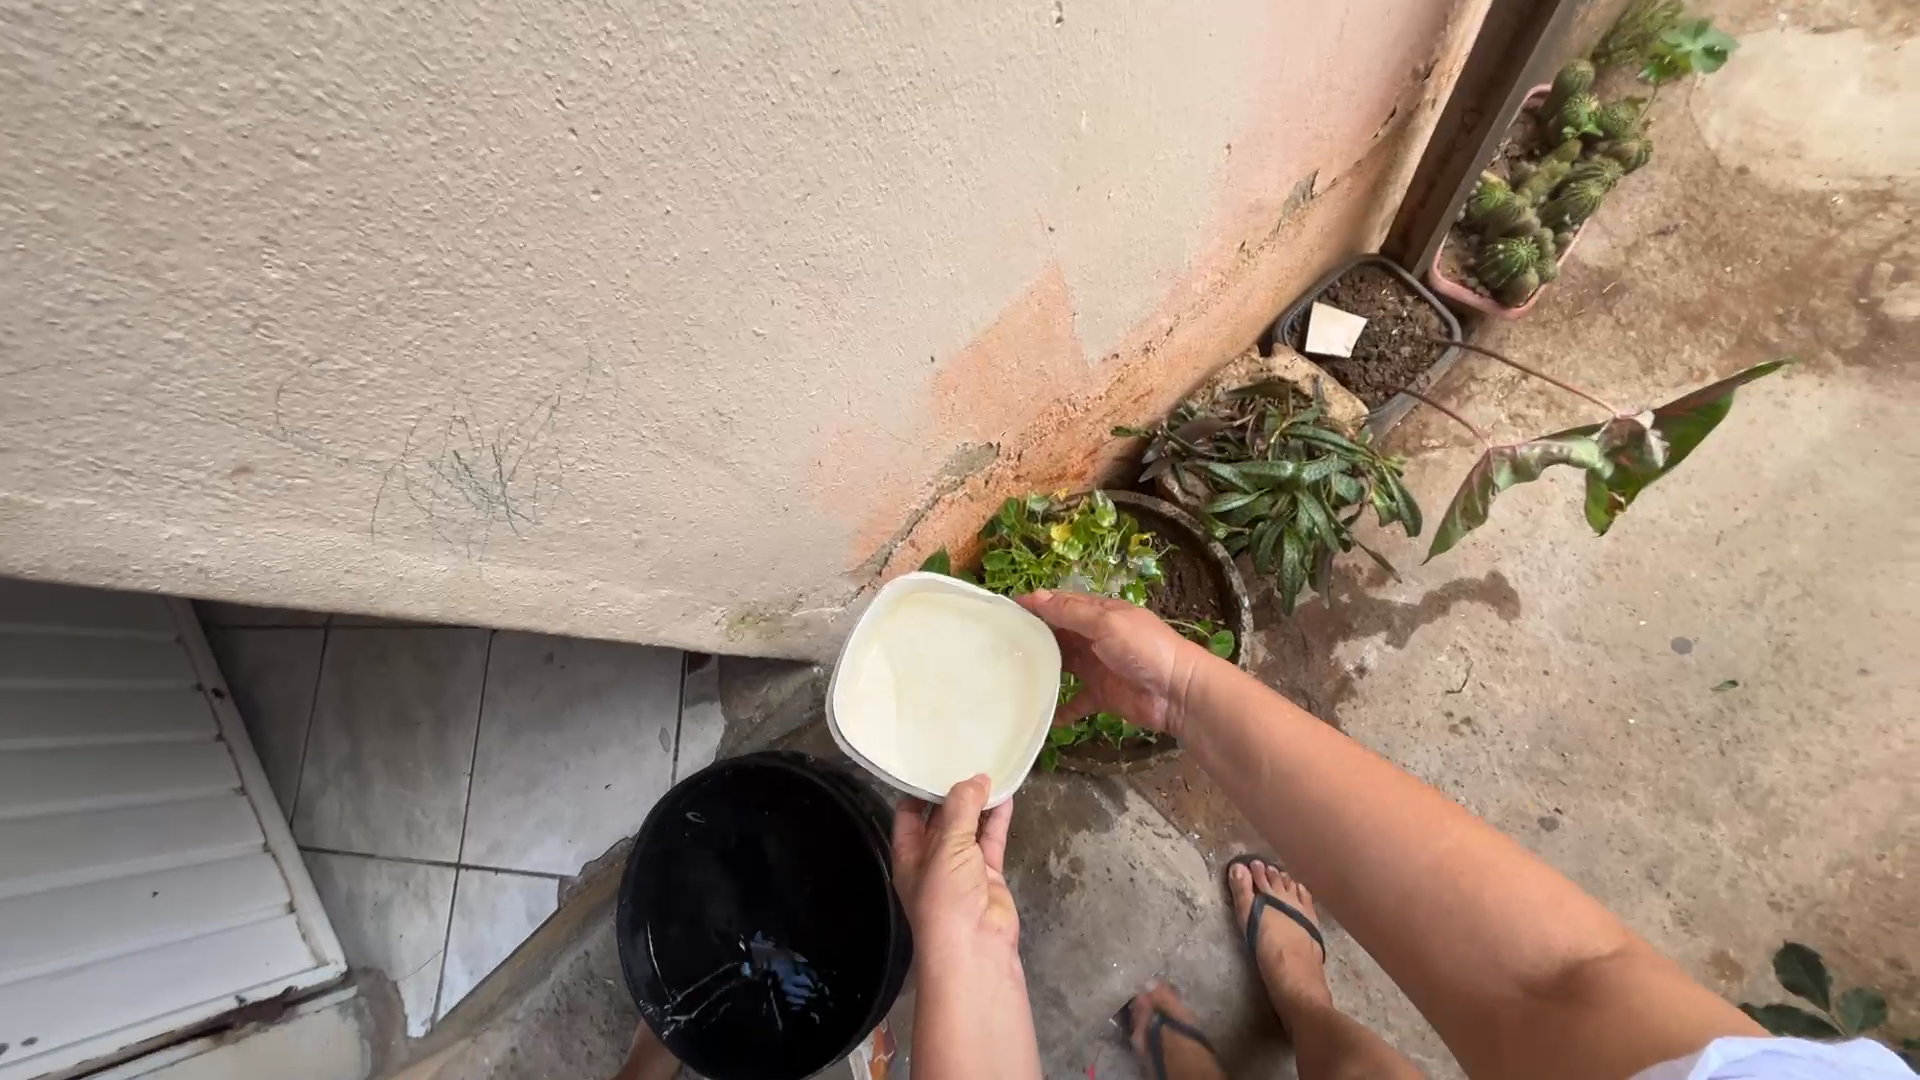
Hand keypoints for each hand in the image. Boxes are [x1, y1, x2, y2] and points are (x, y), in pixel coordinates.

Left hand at [891, 774, 1017, 957]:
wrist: (976, 951)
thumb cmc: (946, 898)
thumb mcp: (947, 846)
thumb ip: (961, 809)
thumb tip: (976, 779)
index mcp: (909, 855)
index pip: (909, 813)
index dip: (920, 788)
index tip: (934, 761)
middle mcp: (933, 859)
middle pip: (942, 818)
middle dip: (953, 793)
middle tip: (966, 758)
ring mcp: (962, 868)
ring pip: (970, 827)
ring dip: (979, 803)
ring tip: (989, 770)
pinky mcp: (988, 875)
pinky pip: (992, 840)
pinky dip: (998, 818)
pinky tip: (1006, 795)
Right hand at [1016, 588, 1211, 737]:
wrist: (1178, 692)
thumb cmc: (1144, 649)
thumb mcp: (1106, 623)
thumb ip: (1070, 612)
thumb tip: (1034, 597)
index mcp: (1099, 613)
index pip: (1060, 604)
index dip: (1035, 605)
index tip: (1004, 610)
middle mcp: (1095, 637)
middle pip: (1058, 634)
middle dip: (1033, 638)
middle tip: (998, 644)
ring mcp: (1097, 667)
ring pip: (1062, 665)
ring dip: (1042, 669)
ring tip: (1011, 675)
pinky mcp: (1101, 695)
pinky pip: (1075, 702)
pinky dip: (1060, 709)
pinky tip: (1041, 714)